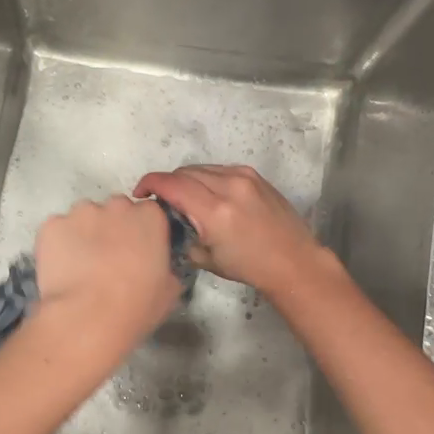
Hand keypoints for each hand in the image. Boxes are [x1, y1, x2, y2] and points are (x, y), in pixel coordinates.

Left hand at [32, 196, 179, 354]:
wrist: (86, 318)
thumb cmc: (135, 307)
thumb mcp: (168, 290)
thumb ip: (165, 267)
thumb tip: (157, 266)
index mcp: (150, 217)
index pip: (148, 213)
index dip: (141, 233)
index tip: (137, 252)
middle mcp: (116, 206)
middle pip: (115, 210)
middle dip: (112, 228)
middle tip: (108, 259)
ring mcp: (81, 212)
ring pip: (84, 217)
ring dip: (85, 233)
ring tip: (80, 265)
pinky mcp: (52, 224)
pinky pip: (57, 229)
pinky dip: (58, 243)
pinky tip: (60, 267)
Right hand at [134, 164, 327, 296]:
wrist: (292, 260)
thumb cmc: (248, 266)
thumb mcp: (205, 258)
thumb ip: (183, 233)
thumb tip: (168, 219)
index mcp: (214, 211)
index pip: (172, 184)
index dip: (150, 184)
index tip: (140, 193)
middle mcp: (229, 186)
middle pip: (184, 172)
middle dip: (168, 183)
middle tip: (162, 201)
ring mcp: (244, 177)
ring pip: (202, 168)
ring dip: (187, 179)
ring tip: (184, 197)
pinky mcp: (254, 176)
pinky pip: (220, 169)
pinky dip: (207, 178)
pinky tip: (208, 194)